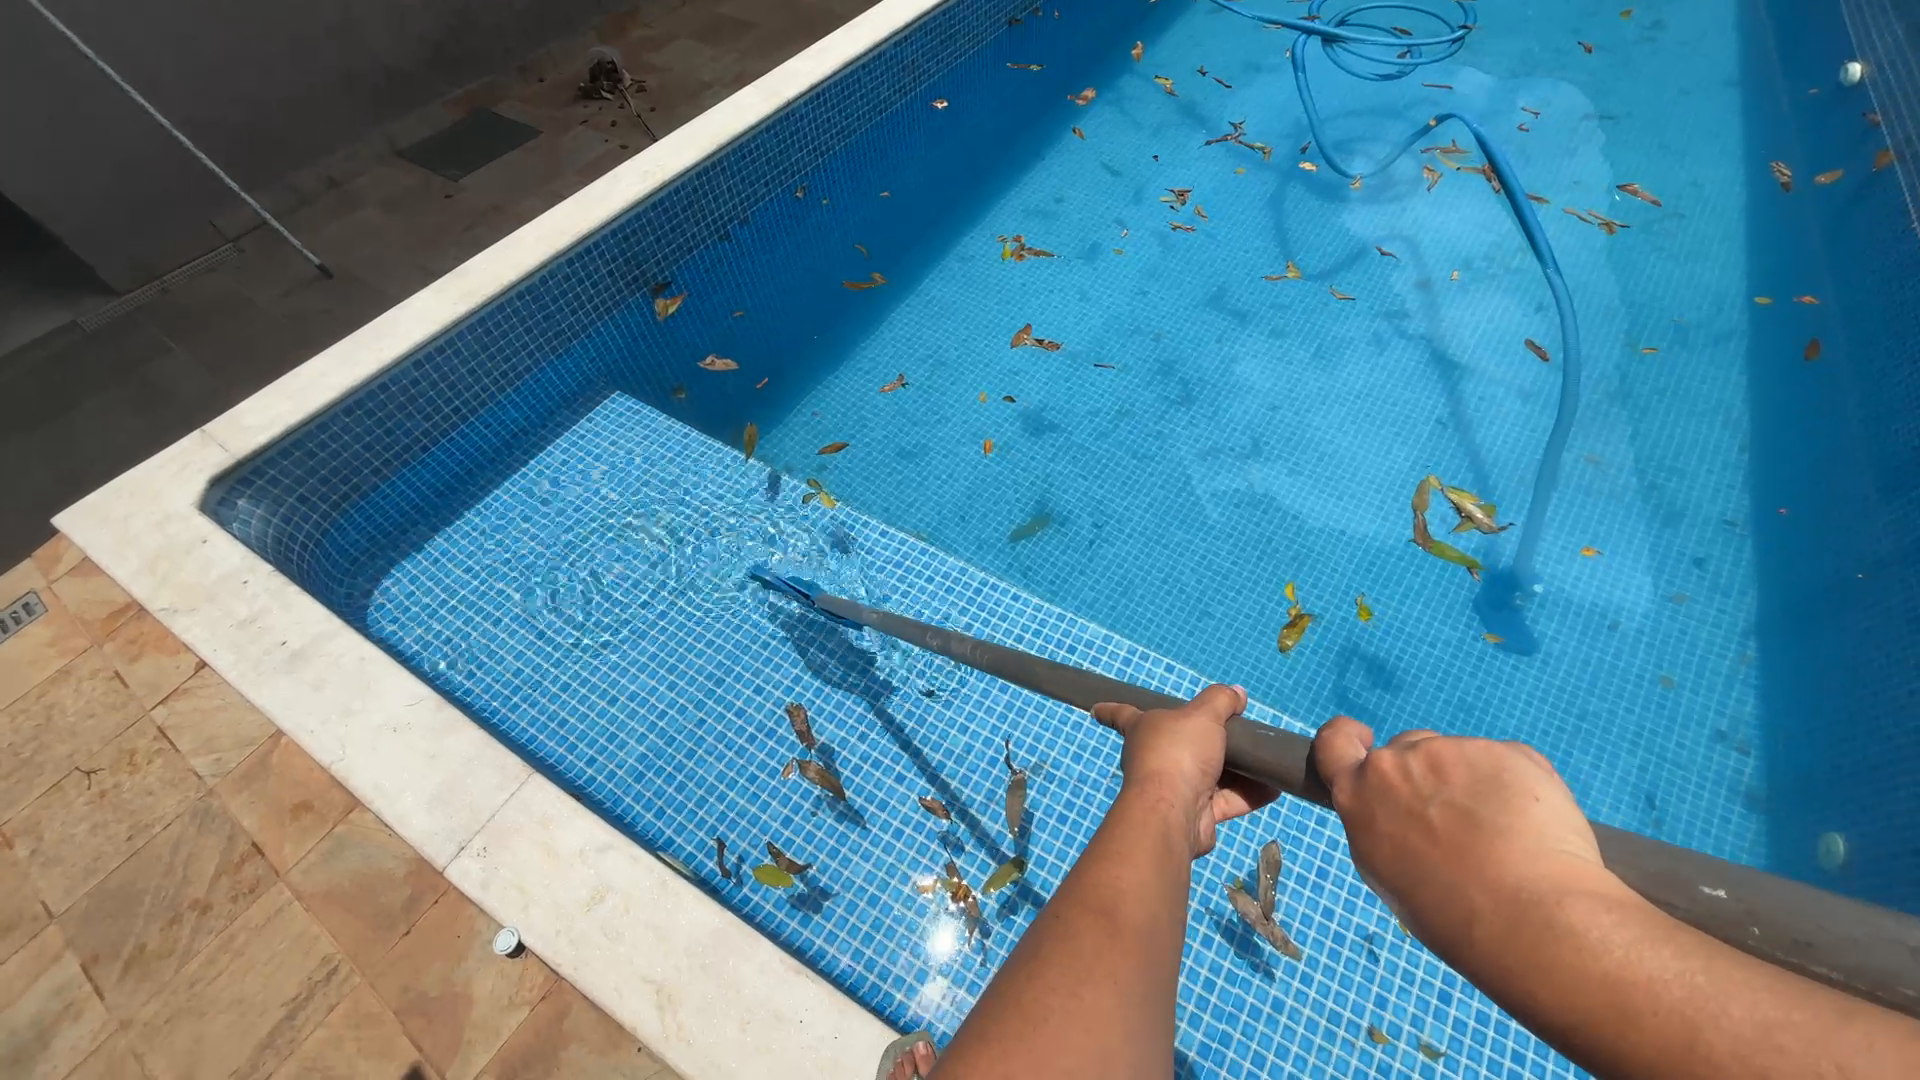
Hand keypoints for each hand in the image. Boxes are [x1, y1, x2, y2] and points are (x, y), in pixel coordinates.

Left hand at [1093, 685, 1278, 857]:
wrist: (1174, 811)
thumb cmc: (1178, 752)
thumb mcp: (1203, 715)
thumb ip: (1221, 700)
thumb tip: (1236, 693)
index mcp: (1143, 727)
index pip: (1121, 713)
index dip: (1110, 709)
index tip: (1094, 708)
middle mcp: (1153, 756)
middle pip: (1179, 744)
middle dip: (1203, 741)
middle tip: (1233, 732)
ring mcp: (1174, 787)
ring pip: (1208, 774)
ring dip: (1235, 769)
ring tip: (1263, 759)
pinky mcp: (1196, 814)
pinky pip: (1225, 799)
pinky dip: (1248, 793)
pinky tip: (1274, 787)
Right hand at [1312, 716, 1622, 966]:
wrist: (1529, 918)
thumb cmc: (1449, 915)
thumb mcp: (1386, 870)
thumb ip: (1381, 824)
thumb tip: (1404, 817)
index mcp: (1357, 793)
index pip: (1334, 741)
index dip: (1349, 737)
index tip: (1366, 741)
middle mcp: (1395, 762)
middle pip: (1408, 750)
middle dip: (1430, 774)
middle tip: (1463, 822)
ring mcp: (1450, 750)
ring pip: (1461, 757)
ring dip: (1476, 781)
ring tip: (1509, 835)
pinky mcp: (1505, 751)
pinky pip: (1509, 763)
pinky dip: (1520, 786)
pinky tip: (1537, 828)